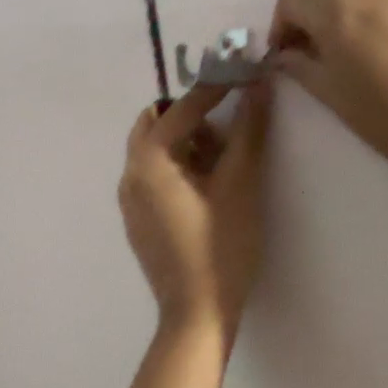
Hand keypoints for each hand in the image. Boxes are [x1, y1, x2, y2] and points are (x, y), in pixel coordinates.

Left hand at [118, 81, 271, 338]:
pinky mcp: (139, 223)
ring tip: (224, 159)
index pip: (181, 109)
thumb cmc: (221, 248)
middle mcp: (129, 176)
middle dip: (191, 116)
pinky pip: (154, 180)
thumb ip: (248, 132)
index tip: (242, 74)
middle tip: (228, 122)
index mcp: (148, 162)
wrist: (196, 313)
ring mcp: (130, 203)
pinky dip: (178, 170)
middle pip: (156, 126)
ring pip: (154, 154)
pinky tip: (208, 190)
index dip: (214, 88)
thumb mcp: (240, 185)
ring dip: (186, 144)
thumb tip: (257, 88)